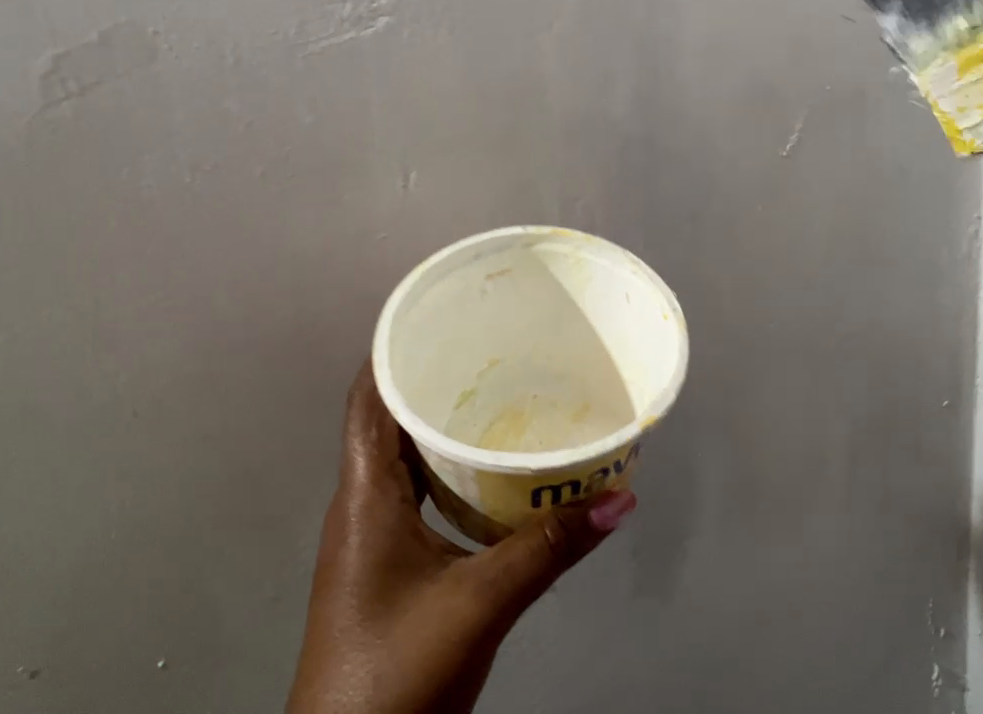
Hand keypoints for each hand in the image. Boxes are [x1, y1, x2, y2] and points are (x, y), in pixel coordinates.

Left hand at [286, 363, 634, 713]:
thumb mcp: (481, 602)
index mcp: (364, 493)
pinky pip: (418, 493)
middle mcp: (360, 503)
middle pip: (387, 418)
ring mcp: (371, 537)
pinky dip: (451, 471)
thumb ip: (551, 548)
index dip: (395, 347)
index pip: (368, 394)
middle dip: (432, 378)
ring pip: (404, 457)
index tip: (443, 313)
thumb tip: (621, 497)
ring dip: (442, 426)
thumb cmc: (396, 669)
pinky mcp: (388, 565)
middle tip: (491, 347)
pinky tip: (495, 475)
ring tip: (500, 396)